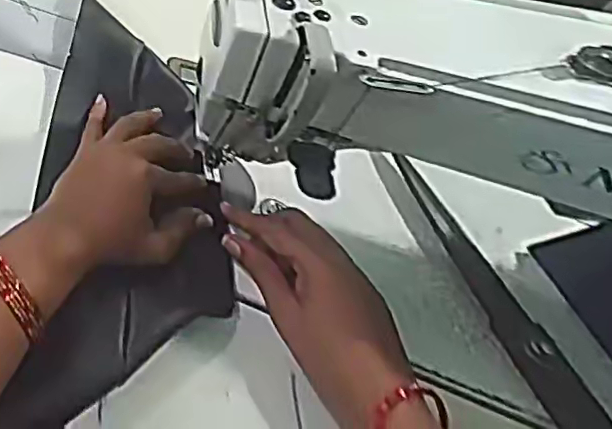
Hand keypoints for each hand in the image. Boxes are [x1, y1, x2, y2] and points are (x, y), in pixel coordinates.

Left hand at [37, 97, 211, 269]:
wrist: (67, 234)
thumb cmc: (105, 240)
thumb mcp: (154, 245)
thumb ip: (181, 230)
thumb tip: (199, 218)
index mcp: (145, 177)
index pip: (178, 178)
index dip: (193, 182)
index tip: (200, 184)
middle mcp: (125, 156)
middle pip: (158, 144)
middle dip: (176, 148)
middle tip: (186, 153)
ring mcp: (103, 150)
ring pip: (128, 125)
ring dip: (145, 118)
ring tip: (157, 114)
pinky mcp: (85, 150)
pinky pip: (93, 125)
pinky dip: (98, 111)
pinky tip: (101, 101)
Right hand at [223, 203, 413, 425]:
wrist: (384, 401)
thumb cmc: (337, 362)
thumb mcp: (284, 311)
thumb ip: (260, 269)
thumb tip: (238, 243)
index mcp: (320, 263)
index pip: (275, 227)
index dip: (245, 217)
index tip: (227, 210)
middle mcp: (341, 263)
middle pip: (298, 223)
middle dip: (267, 221)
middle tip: (241, 229)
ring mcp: (356, 278)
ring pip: (314, 237)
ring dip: (286, 236)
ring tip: (260, 251)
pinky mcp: (363, 292)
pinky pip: (328, 255)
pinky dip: (304, 253)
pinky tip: (289, 270)